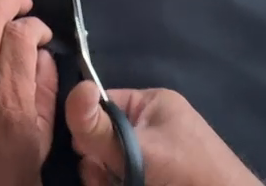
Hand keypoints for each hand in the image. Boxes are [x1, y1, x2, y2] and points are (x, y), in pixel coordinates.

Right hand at [66, 83, 263, 185]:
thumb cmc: (193, 180)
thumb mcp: (143, 154)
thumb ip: (103, 131)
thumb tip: (73, 89)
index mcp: (152, 104)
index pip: (102, 106)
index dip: (89, 132)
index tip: (92, 161)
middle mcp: (154, 127)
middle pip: (105, 141)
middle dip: (100, 167)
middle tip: (108, 183)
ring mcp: (160, 160)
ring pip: (115, 168)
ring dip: (109, 182)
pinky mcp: (162, 181)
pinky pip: (130, 180)